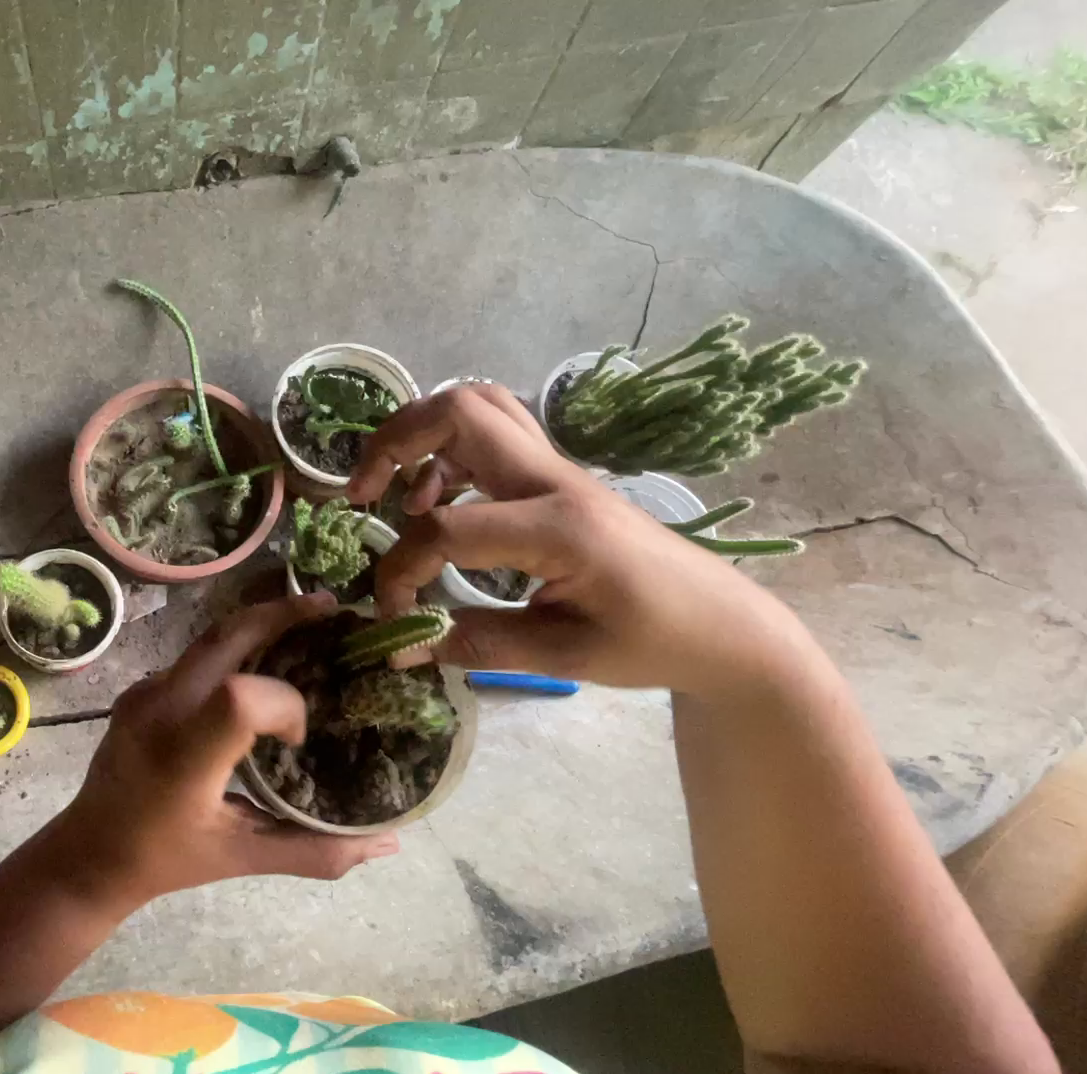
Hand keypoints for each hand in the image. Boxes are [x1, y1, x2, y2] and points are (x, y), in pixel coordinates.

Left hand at [52, 593, 398, 906]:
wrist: (89, 851)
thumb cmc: (166, 859)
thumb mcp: (242, 859)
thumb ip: (316, 852)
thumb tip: (389, 844)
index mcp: (182, 757)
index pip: (240, 698)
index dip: (285, 706)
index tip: (298, 739)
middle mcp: (159, 709)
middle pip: (225, 637)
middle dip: (282, 615)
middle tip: (332, 608)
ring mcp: (144, 692)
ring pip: (210, 639)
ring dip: (259, 626)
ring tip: (306, 623)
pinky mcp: (141, 688)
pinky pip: (196, 657)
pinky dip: (236, 650)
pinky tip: (263, 663)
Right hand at [346, 383, 821, 698]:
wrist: (724, 622)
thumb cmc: (651, 641)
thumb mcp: (561, 655)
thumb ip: (473, 643)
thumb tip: (398, 648)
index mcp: (557, 528)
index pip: (445, 529)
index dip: (400, 571)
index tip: (396, 614)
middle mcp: (553, 479)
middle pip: (458, 412)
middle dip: (391, 444)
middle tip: (362, 495)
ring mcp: (556, 468)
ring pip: (477, 405)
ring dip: (418, 434)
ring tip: (393, 491)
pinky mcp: (554, 474)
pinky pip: (492, 430)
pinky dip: (445, 449)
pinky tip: (434, 496)